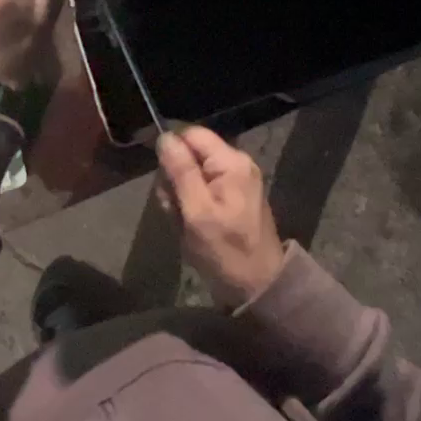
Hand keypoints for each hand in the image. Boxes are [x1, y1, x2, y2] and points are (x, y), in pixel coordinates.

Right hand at [157, 126, 285, 307]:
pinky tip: (191, 227)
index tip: (163, 180)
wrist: (258, 286)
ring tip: (184, 224)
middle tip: (176, 210)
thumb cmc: (226, 251)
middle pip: (190, 154)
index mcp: (231, 161)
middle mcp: (235, 163)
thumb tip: (165, 137)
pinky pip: (201, 190)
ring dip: (180, 197)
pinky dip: (191, 206)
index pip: (191, 134)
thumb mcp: (197, 212)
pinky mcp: (231, 197)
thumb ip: (181, 171)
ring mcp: (235, 181)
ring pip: (191, 174)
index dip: (171, 151)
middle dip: (175, 180)